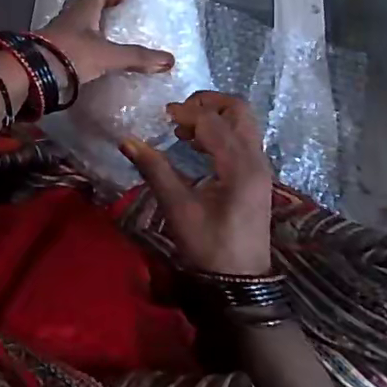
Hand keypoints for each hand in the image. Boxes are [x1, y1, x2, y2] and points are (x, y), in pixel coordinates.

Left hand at [35, 0, 173, 84]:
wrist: (32, 72)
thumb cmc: (72, 55)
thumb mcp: (108, 56)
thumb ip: (137, 58)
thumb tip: (170, 60)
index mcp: (82, 11)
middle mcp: (66, 18)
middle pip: (80, 6)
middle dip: (95, 10)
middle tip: (110, 20)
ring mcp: (52, 34)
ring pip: (69, 25)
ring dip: (82, 30)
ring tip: (98, 42)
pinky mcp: (44, 51)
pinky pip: (61, 43)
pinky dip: (73, 47)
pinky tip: (81, 60)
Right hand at [121, 91, 273, 275]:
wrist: (240, 282)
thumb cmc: (208, 246)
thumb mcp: (178, 209)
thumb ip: (155, 169)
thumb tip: (126, 140)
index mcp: (239, 166)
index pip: (212, 121)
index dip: (185, 112)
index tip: (161, 115)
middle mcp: (256, 159)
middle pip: (238, 110)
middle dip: (207, 103)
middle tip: (177, 114)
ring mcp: (260, 167)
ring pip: (242, 123)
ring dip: (214, 117)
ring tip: (182, 131)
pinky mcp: (256, 176)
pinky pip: (241, 139)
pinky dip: (220, 132)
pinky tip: (195, 147)